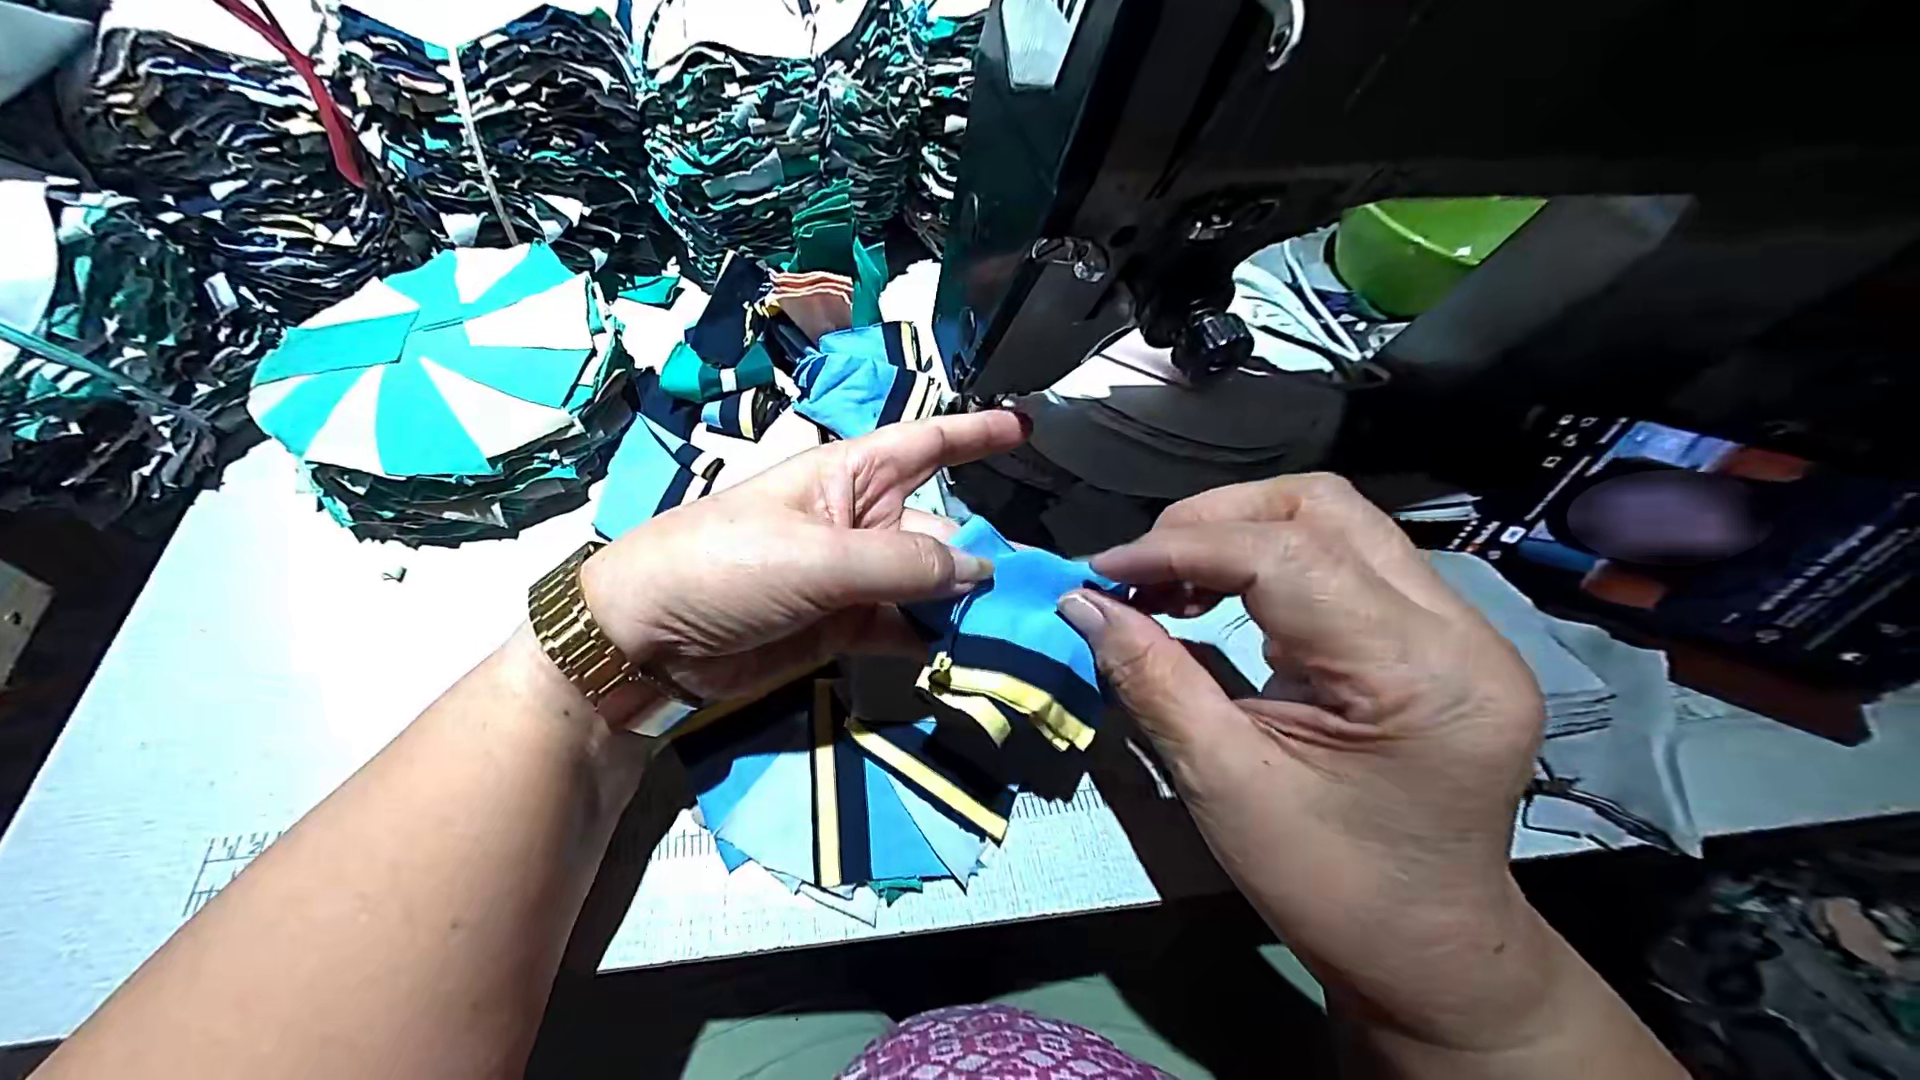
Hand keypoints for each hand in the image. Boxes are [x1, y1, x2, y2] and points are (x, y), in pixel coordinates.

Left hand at [580, 411, 1025, 702]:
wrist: (650, 640)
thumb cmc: (725, 564)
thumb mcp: (817, 556)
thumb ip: (903, 564)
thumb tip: (980, 571)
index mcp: (853, 476)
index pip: (927, 444)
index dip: (977, 433)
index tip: (1027, 428)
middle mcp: (863, 521)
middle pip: (941, 530)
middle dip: (983, 555)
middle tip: (1037, 590)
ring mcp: (857, 576)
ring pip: (929, 585)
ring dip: (964, 606)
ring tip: (1013, 630)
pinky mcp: (849, 625)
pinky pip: (906, 627)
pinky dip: (933, 641)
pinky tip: (965, 657)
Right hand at [1058, 474, 1550, 1049]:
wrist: (1428, 950)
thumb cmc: (1329, 884)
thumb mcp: (1221, 782)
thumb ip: (1151, 678)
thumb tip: (1083, 604)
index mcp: (1417, 673)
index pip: (1286, 555)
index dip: (1181, 547)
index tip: (1103, 571)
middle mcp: (1455, 629)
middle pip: (1320, 507)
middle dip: (1213, 521)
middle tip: (1142, 571)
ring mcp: (1454, 625)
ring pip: (1330, 518)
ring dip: (1235, 533)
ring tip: (1170, 581)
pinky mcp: (1430, 632)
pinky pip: (1336, 556)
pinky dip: (1260, 559)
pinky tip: (1215, 596)